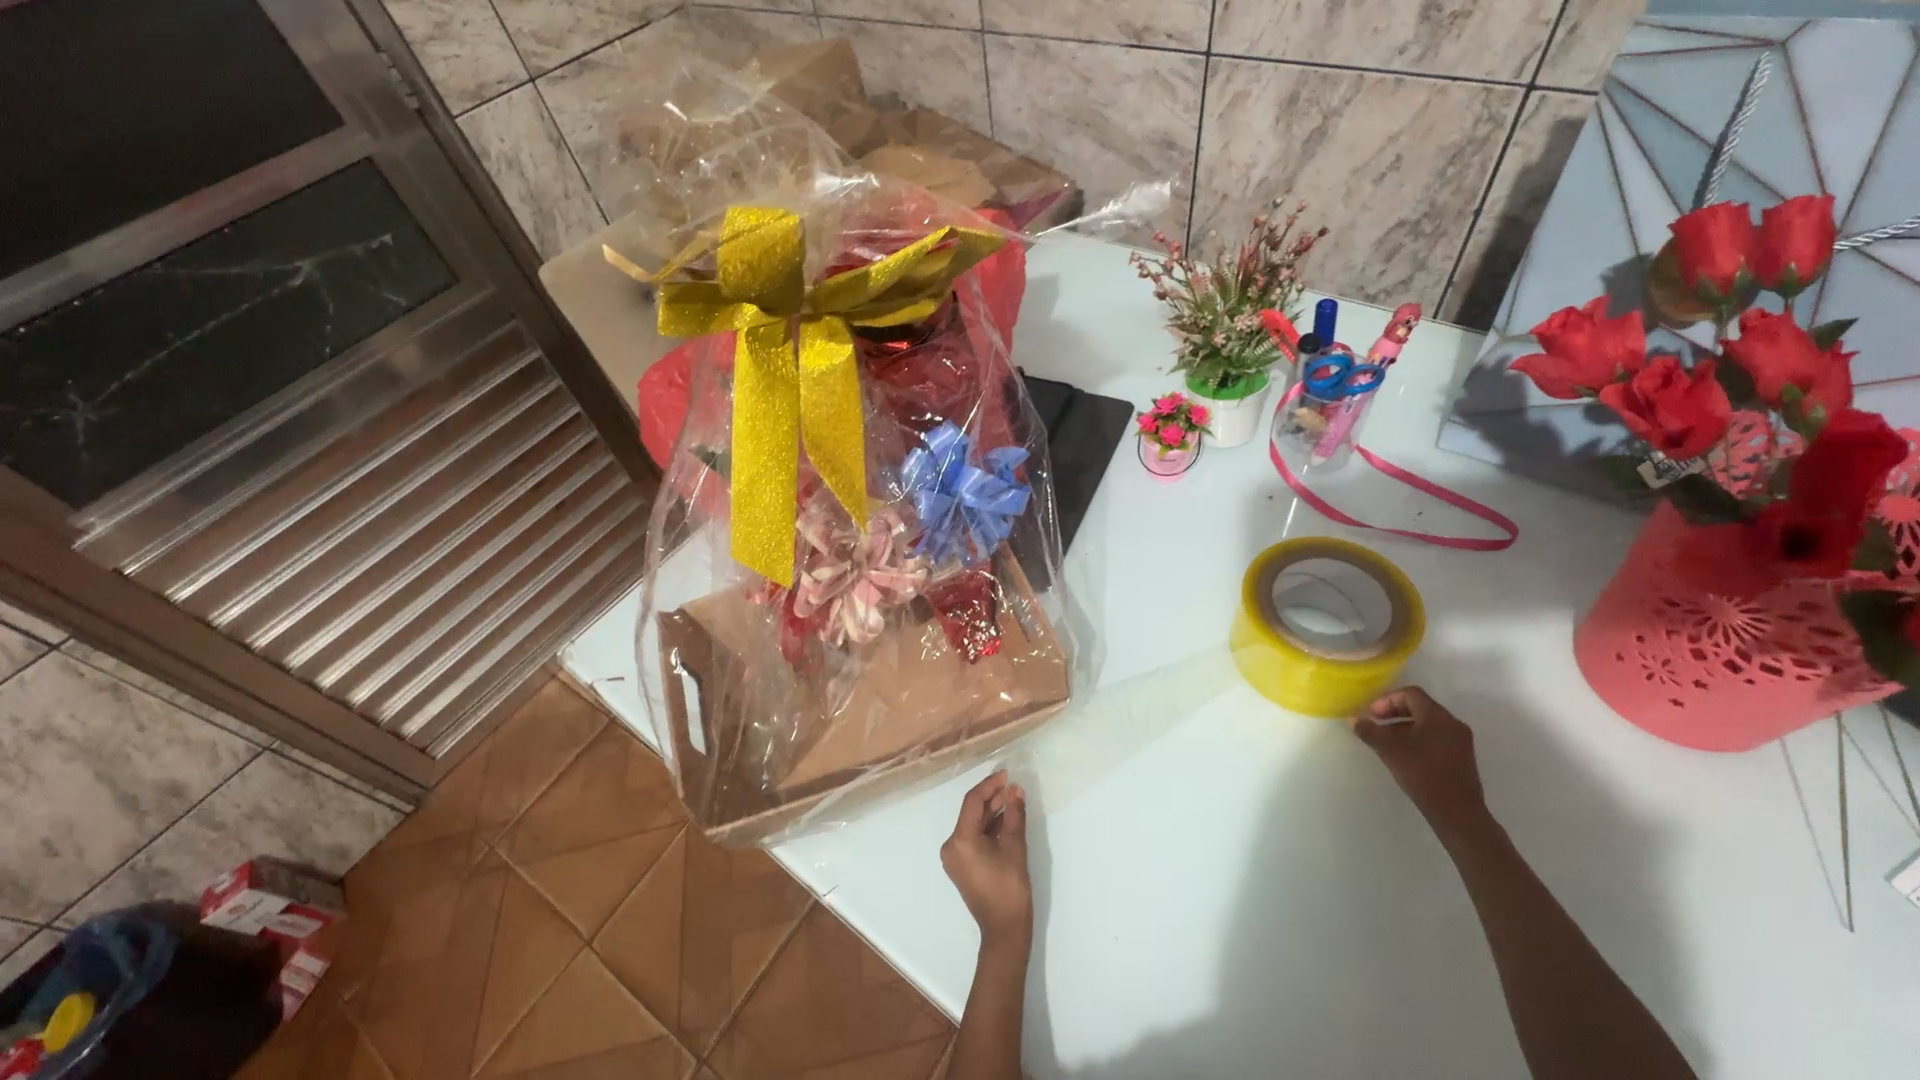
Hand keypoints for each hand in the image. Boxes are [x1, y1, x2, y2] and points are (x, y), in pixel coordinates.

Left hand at [941, 769, 1032, 951]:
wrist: (1004, 929)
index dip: (990, 785)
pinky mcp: (961, 865)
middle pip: (971, 812)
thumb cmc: (1010, 888)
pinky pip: (973, 838)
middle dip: (992, 798)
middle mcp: (951, 846)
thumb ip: (1014, 815)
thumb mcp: (1015, 847)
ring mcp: (954, 857)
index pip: (972, 802)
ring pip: (973, 825)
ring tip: (1013, 799)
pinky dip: (988, 828)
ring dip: (992, 812)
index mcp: (960, 840)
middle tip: (1013, 786)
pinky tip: (1005, 820)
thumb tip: (1015, 790)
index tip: (1007, 774)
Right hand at [1348, 686, 1491, 840]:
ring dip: (1405, 727)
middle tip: (1376, 725)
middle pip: (1420, 707)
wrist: (1457, 811)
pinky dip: (1418, 738)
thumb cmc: (1422, 774)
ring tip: (1387, 743)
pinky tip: (1406, 756)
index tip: (1372, 715)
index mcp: (1437, 716)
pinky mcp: (1462, 756)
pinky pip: (1437, 737)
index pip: (1410, 694)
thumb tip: (1353, 719)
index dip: (1387, 700)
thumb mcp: (1390, 750)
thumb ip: (1370, 731)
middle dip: (1394, 713)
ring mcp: (1461, 740)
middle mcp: (1453, 723)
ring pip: (1428, 724)